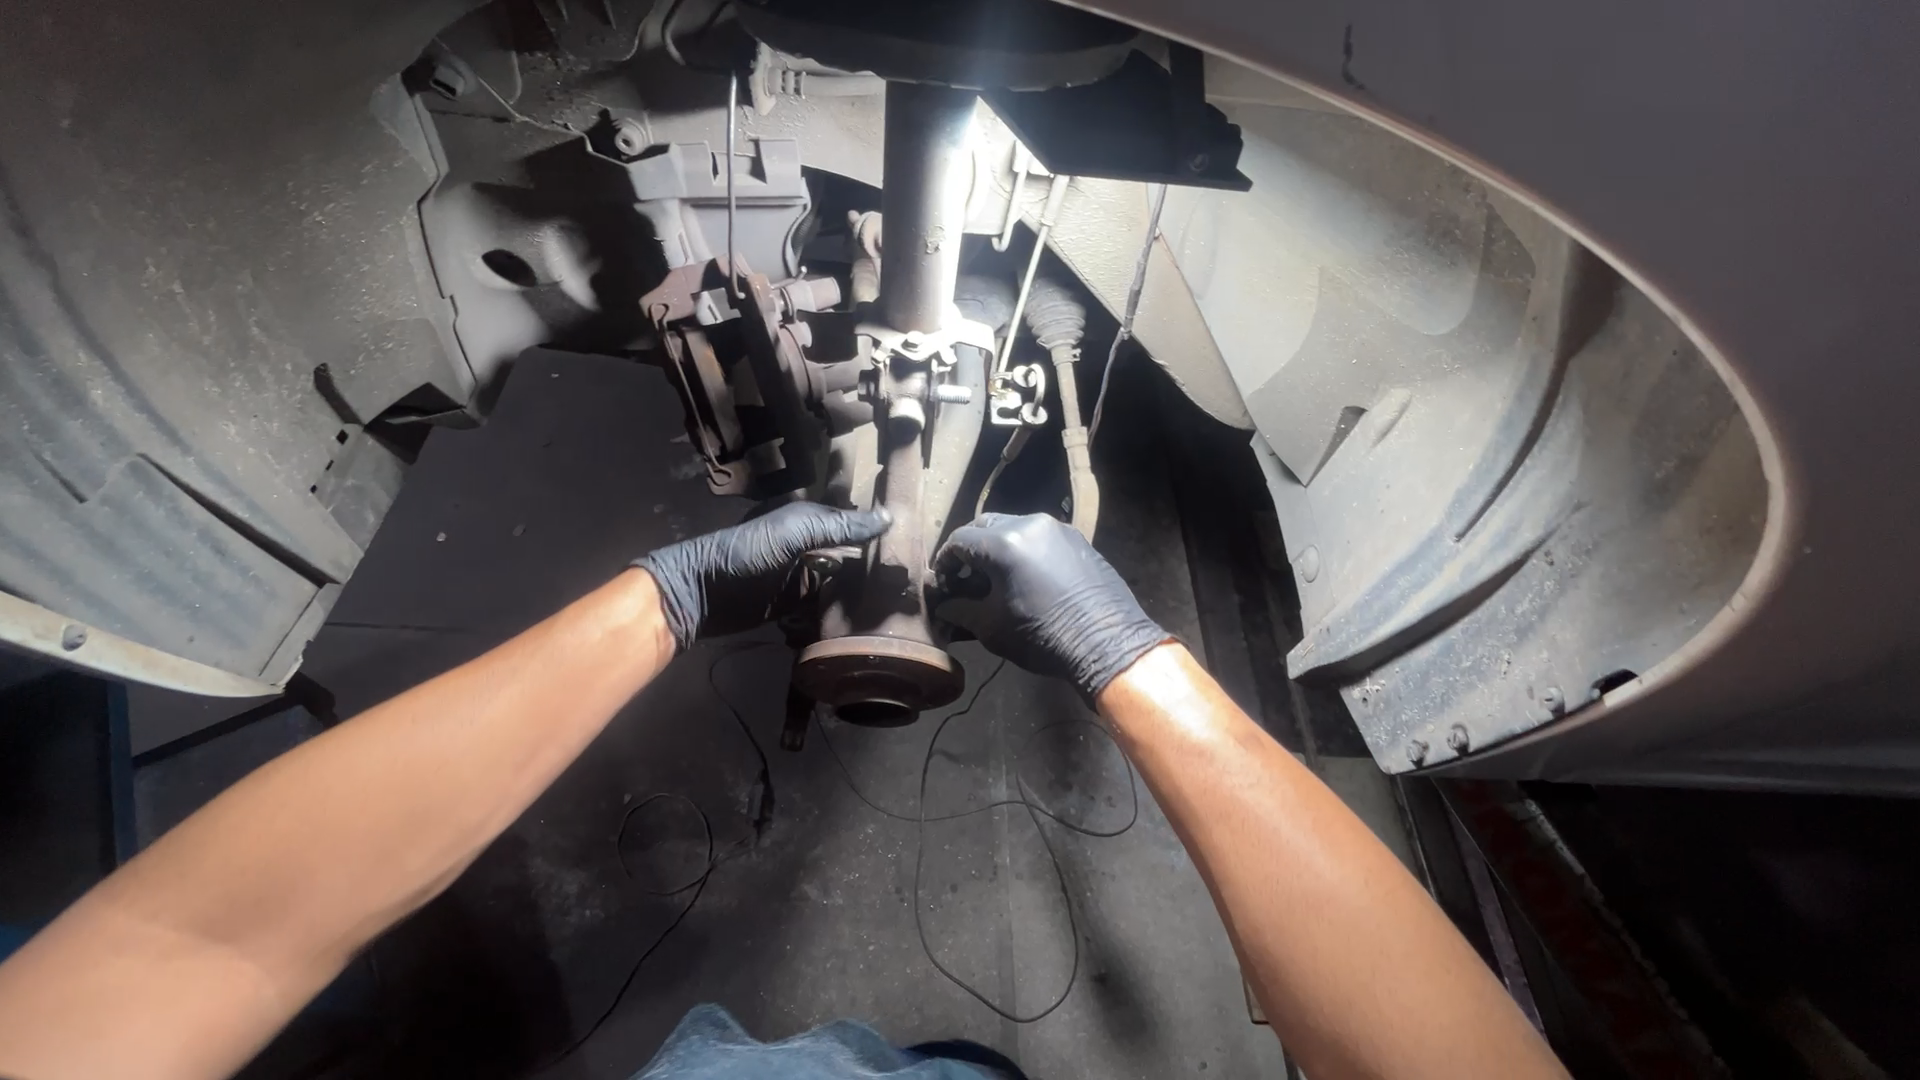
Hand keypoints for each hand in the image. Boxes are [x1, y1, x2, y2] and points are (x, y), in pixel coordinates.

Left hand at [635, 502, 892, 650]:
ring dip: (861, 590)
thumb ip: (840, 526)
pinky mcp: (795, 606)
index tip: (912, 542)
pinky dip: (840, 610)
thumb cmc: (746, 553)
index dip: (879, 530)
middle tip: (910, 576)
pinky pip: (825, 606)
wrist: (702, 594)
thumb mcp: (795, 532)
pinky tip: (865, 617)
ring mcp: (802, 577)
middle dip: (874, 563)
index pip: (853, 522)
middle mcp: (809, 546)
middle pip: (850, 554)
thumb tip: (889, 517)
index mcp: (809, 521)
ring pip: (842, 582)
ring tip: (897, 600)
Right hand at [933, 512, 1169, 699]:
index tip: (942, 582)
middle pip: (986, 526)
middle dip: (971, 550)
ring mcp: (1058, 529)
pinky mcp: (1078, 540)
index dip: (944, 562)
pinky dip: (1024, 552)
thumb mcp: (991, 627)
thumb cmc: (1043, 637)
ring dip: (998, 549)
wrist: (1107, 643)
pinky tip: (1026, 579)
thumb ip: (960, 610)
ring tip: (996, 580)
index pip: (959, 541)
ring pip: (1015, 528)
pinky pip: (1040, 538)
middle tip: (966, 578)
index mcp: (1004, 543)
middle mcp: (1030, 524)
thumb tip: (943, 606)